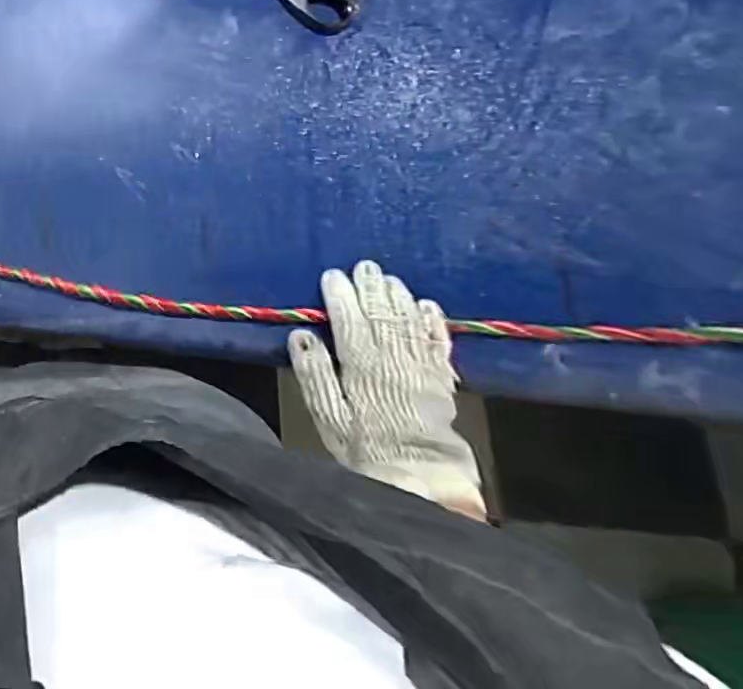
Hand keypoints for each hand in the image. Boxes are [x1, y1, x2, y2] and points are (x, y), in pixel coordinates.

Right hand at [288, 261, 486, 517]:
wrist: (420, 476)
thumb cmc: (362, 444)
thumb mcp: (326, 413)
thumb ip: (314, 373)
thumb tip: (301, 336)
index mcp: (361, 368)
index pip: (350, 323)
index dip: (341, 298)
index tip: (332, 275)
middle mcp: (394, 363)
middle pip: (382, 318)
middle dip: (373, 290)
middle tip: (365, 266)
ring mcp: (422, 371)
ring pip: (410, 326)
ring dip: (400, 300)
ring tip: (390, 279)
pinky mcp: (442, 382)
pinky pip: (439, 345)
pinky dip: (433, 324)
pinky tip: (427, 306)